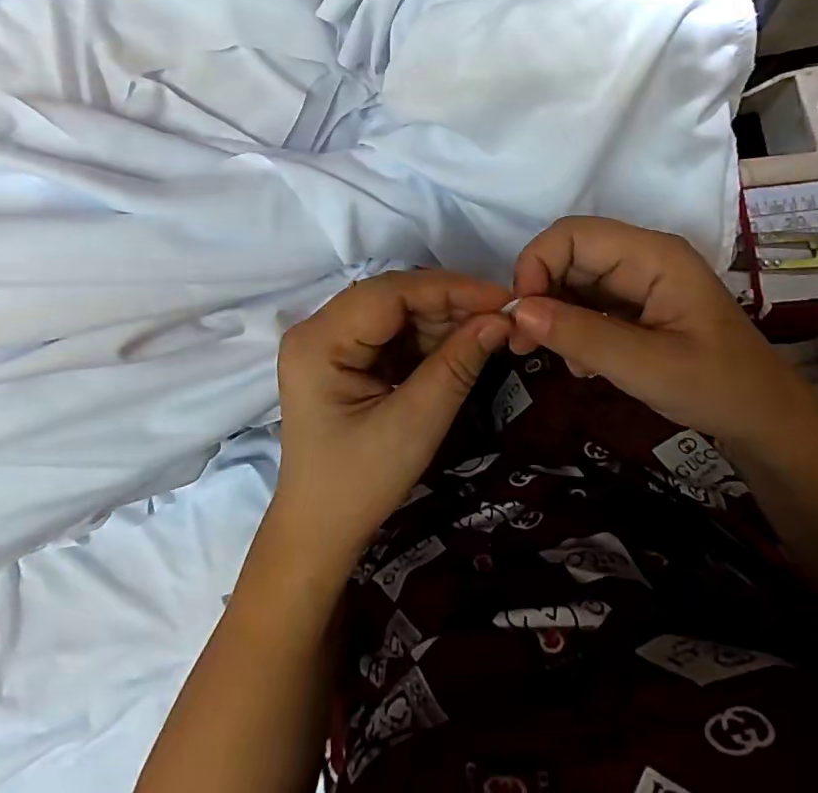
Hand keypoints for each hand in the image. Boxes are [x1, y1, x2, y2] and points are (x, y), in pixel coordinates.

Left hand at [273, 270, 512, 561]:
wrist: (320, 529)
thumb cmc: (361, 482)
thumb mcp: (414, 424)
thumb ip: (457, 365)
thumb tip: (501, 319)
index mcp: (318, 342)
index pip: (389, 293)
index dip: (449, 289)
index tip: (502, 298)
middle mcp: (315, 330)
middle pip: (390, 297)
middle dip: (448, 304)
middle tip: (501, 317)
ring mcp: (326, 342)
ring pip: (394, 311)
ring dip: (441, 320)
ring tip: (487, 333)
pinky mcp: (341, 357)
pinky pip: (389, 333)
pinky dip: (426, 338)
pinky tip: (459, 346)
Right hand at [508, 216, 817, 446]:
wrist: (764, 421)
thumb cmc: (719, 388)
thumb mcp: (648, 367)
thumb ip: (584, 337)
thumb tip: (520, 312)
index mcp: (654, 256)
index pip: (574, 234)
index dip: (537, 263)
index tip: (522, 314)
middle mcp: (642, 259)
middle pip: (569, 255)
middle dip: (539, 294)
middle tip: (521, 343)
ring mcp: (637, 283)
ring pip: (572, 282)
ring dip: (552, 316)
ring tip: (548, 357)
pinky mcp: (633, 308)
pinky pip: (586, 306)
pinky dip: (571, 330)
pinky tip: (581, 366)